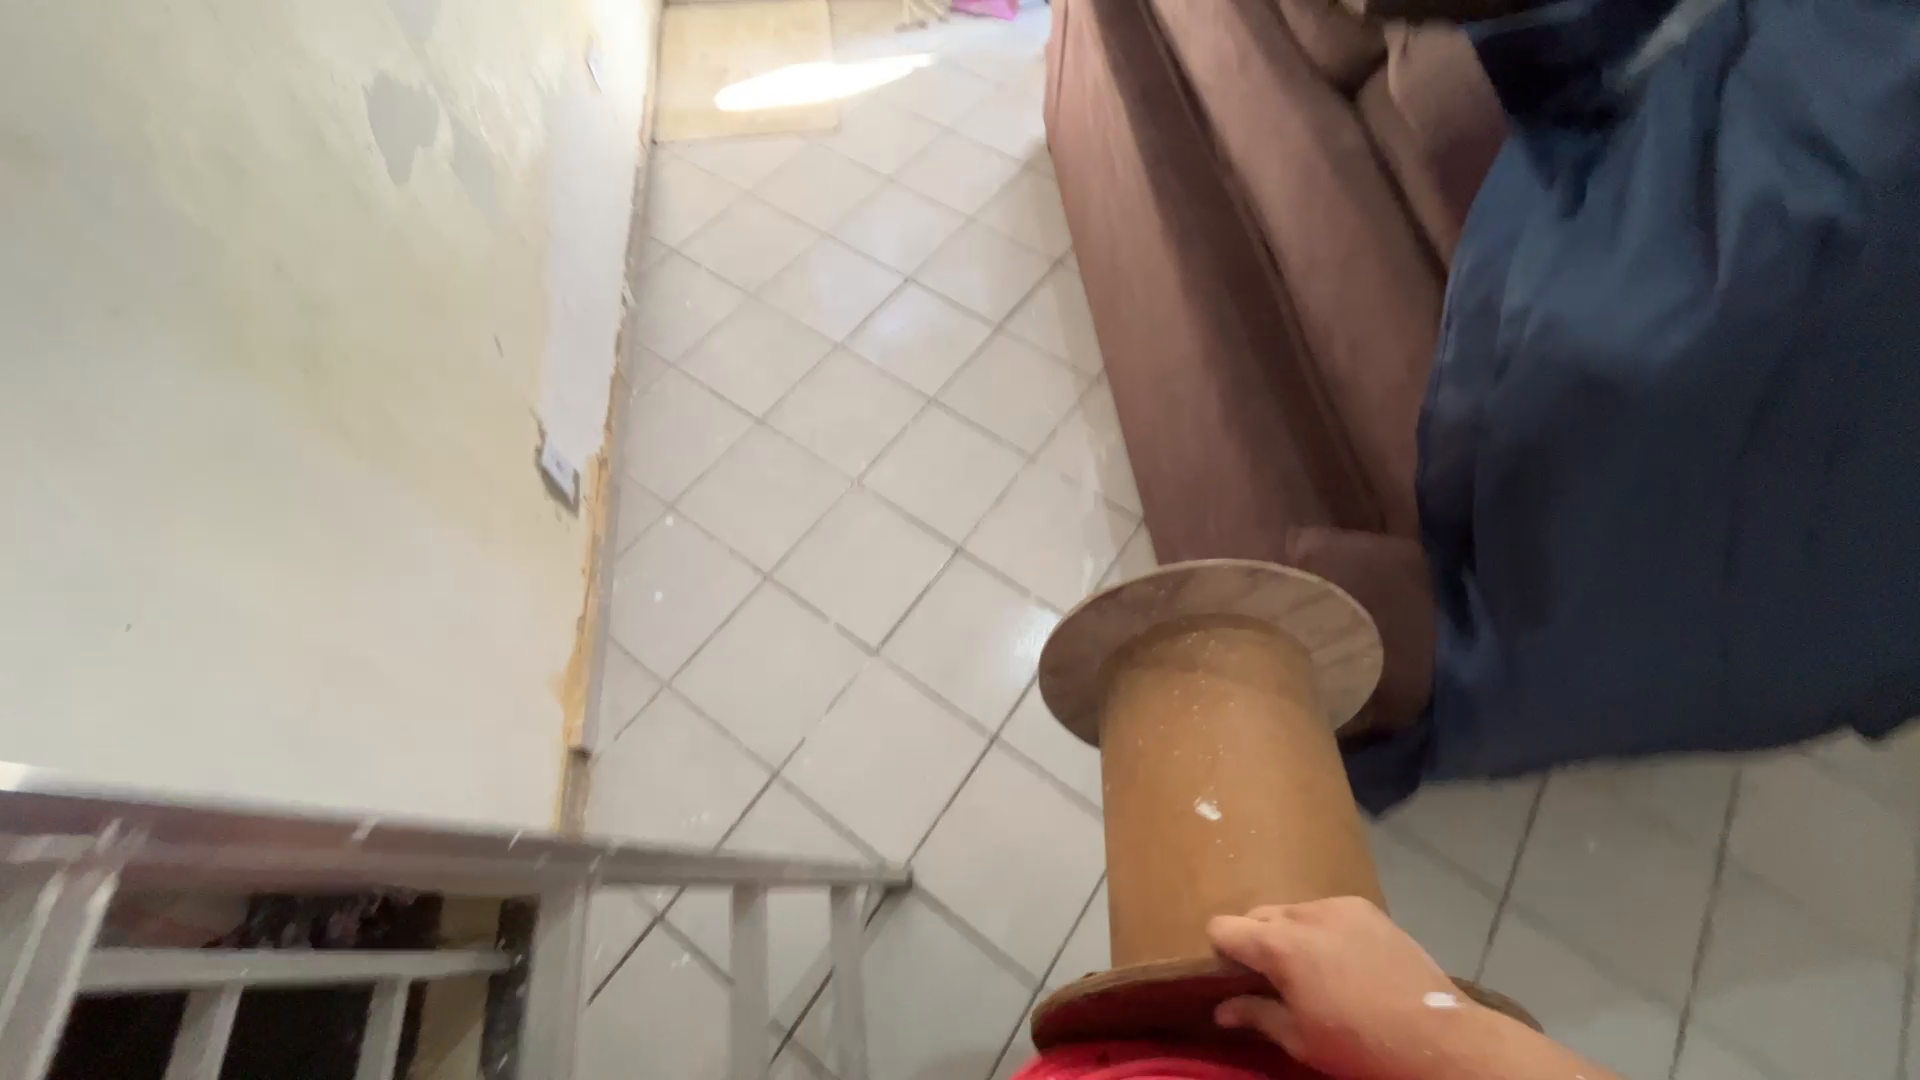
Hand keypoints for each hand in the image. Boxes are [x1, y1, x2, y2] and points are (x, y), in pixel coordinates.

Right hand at [1206, 897, 1489, 1079]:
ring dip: (1292, 934)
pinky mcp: (1364, 907)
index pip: (1222, 927)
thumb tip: (1220, 1010)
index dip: (1223, 950)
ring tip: (1318, 970)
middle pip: (1257, 916)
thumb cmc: (1361, 1046)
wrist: (1440, 1040)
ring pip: (1293, 912)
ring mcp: (1336, 905)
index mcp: (1278, 946)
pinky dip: (1325, 930)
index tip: (1236, 976)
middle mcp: (1301, 914)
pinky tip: (1348, 960)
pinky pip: (1327, 911)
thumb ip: (1256, 1015)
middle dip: (1258, 942)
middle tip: (1279, 980)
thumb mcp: (1301, 1040)